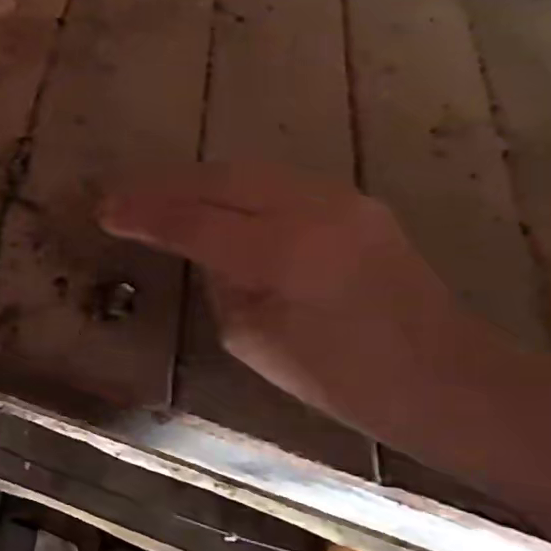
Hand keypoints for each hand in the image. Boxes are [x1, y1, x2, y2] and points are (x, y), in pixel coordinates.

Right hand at [99, 160, 461, 424]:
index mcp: (285, 254)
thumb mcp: (253, 339)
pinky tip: (211, 199)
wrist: (448, 379)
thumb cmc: (343, 379)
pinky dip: (231, 186)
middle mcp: (313, 210)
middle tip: (119, 196)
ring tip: (155, 194)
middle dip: (162, 187)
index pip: (193, 221)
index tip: (103, 210)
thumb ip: (221, 282)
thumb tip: (207, 251)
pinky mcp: (354, 201)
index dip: (142, 215)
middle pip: (218, 180)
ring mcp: (340, 198)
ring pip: (246, 171)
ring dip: (195, 181)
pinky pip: (275, 181)